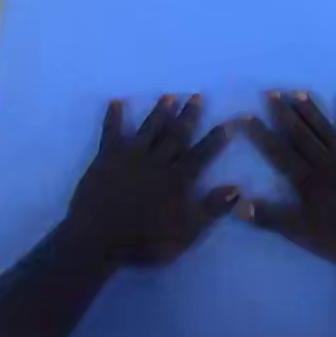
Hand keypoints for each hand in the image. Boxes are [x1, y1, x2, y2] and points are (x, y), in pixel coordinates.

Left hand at [65, 95, 237, 266]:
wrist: (98, 240)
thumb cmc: (144, 241)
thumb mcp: (186, 232)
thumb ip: (211, 209)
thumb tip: (237, 188)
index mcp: (177, 179)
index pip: (201, 155)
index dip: (215, 139)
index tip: (228, 122)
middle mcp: (157, 161)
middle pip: (176, 135)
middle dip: (188, 115)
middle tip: (196, 96)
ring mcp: (131, 156)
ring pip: (149, 129)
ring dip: (159, 112)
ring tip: (168, 96)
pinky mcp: (106, 157)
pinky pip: (110, 132)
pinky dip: (113, 117)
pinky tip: (116, 102)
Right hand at [237, 91, 335, 263]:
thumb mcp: (305, 232)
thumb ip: (272, 218)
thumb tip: (238, 204)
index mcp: (307, 178)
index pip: (279, 151)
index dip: (262, 134)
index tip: (248, 116)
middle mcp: (325, 159)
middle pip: (300, 132)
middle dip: (284, 112)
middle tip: (271, 92)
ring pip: (324, 127)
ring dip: (311, 109)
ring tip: (298, 91)